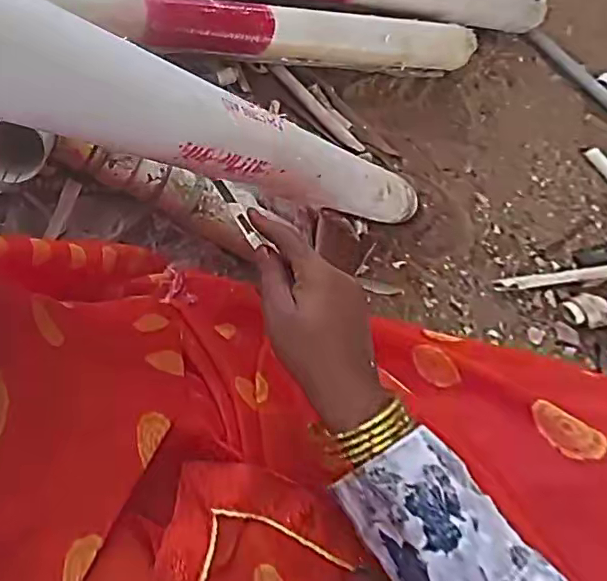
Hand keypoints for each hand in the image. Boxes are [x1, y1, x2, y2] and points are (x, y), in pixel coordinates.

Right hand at [250, 209, 388, 430]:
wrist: (349, 394)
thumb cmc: (306, 354)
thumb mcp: (278, 313)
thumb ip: (270, 276)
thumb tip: (264, 250)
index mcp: (320, 274)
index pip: (290, 239)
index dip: (268, 224)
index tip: (250, 213)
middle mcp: (341, 275)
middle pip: (304, 254)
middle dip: (280, 250)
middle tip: (255, 249)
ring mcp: (352, 291)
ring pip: (315, 269)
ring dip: (294, 269)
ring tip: (273, 281)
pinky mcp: (356, 305)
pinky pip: (326, 283)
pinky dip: (308, 282)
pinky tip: (296, 298)